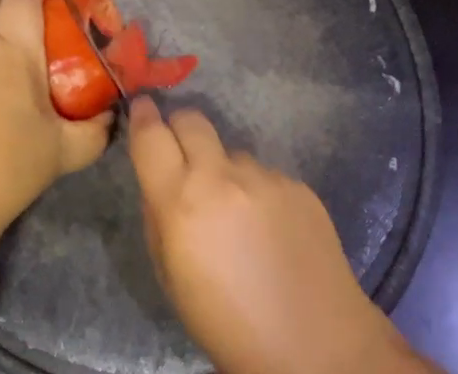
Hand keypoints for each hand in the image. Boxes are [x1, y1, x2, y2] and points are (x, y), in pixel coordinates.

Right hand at [128, 97, 422, 373]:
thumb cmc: (226, 322)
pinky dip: (258, 192)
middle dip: (179, 128)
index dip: (141, 115)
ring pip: (231, 152)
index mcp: (180, 201)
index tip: (140, 108)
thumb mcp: (169, 274)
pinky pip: (265, 175)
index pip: (150, 133)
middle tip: (182, 154)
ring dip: (224, 169)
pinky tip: (270, 230)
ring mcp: (265, 178)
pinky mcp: (299, 187)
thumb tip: (159, 181)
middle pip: (192, 119)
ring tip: (237, 214)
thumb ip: (157, 216)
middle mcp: (221, 176)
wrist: (317, 349)